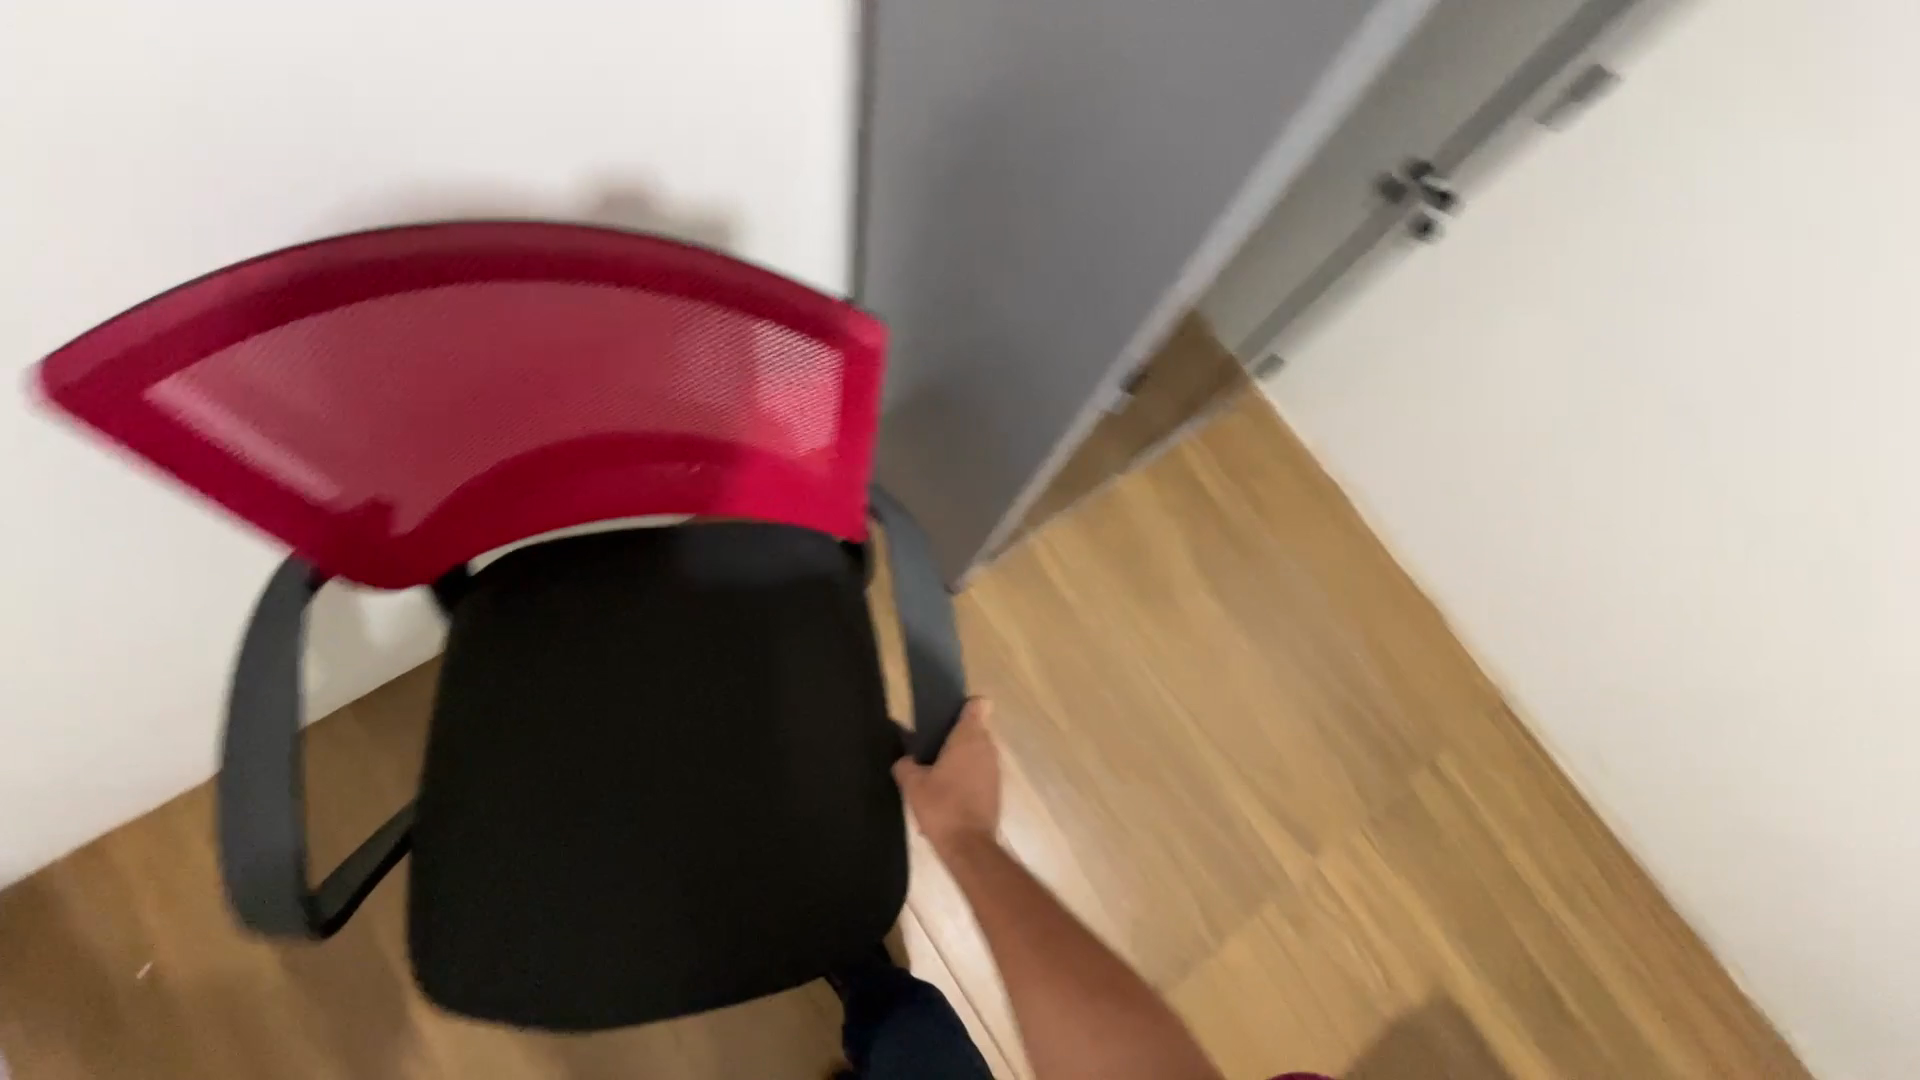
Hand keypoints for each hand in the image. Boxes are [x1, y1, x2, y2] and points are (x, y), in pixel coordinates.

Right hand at [893, 698, 1001, 855]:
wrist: (968, 845)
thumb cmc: (942, 806)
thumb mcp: (913, 784)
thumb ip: (906, 764)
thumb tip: (904, 759)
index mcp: (969, 737)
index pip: (977, 705)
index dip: (963, 706)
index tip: (945, 717)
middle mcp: (987, 747)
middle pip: (975, 728)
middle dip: (955, 735)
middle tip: (931, 748)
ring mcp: (995, 768)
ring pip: (978, 752)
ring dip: (961, 758)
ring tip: (936, 773)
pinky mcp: (996, 789)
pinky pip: (980, 772)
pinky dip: (967, 776)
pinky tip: (948, 793)